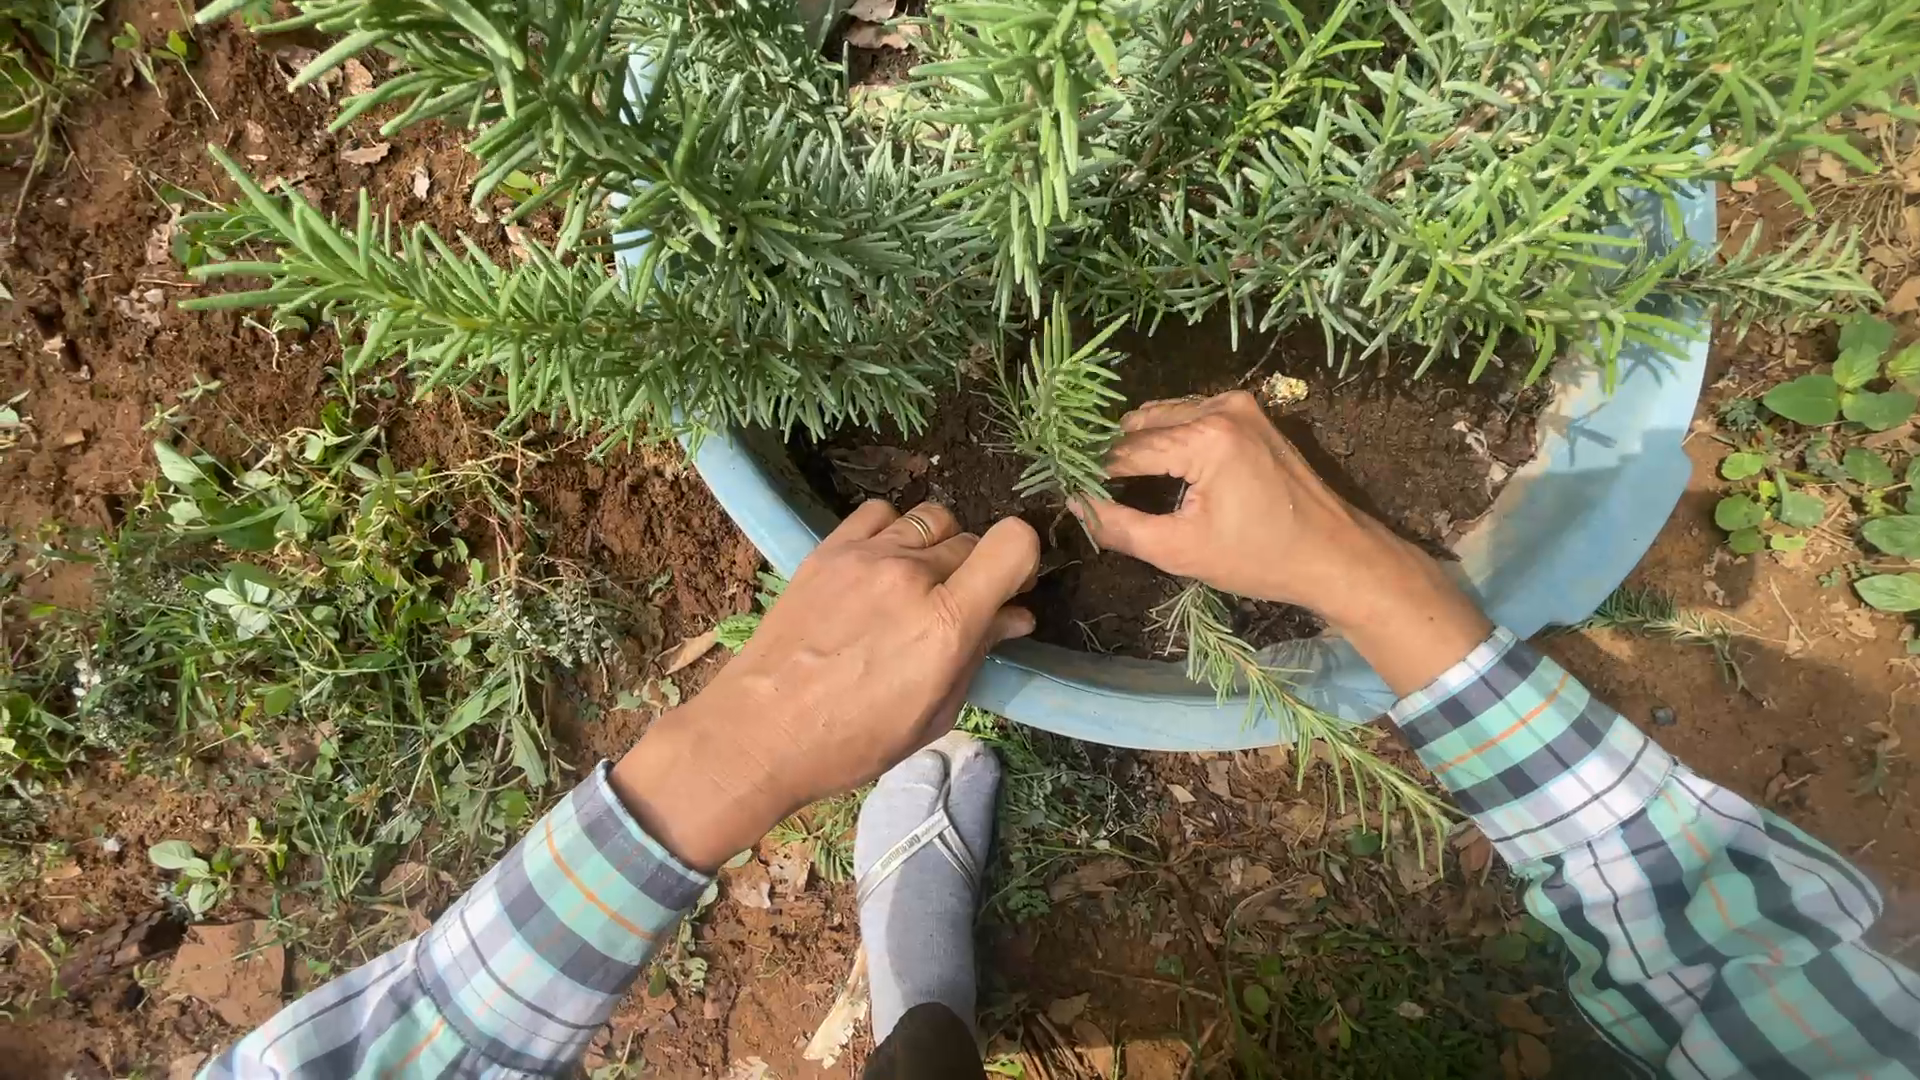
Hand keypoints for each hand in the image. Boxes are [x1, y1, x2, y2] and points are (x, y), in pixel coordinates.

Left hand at [610, 502, 1039, 870]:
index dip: (1024, 559)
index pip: (1013, 543)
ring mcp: (866, 556)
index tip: (1011, 588)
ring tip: (919, 582)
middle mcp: (912, 576)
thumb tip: (1017, 616)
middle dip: (978, 569)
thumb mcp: (933, 713)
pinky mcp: (829, 549)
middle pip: (972, 537)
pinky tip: (882, 564)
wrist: (759, 732)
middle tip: (960, 603)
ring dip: (939, 546)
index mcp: (946, 623)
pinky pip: (881, 513)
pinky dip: (894, 531)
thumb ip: (980, 654)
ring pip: (932, 518)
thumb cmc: (854, 740)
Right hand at [1075, 390, 1489, 693]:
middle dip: (1112, 454)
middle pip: (1141, 424)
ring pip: (1164, 416)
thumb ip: (1118, 525)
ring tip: (1117, 481)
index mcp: (1205, 436)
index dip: (1090, 471)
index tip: (1063, 487)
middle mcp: (1221, 406)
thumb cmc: (1259, 558)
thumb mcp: (1179, 550)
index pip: (1125, 450)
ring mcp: (1240, 405)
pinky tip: (1158, 469)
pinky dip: (1167, 438)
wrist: (1337, 556)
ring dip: (1138, 444)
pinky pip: (1190, 416)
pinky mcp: (1251, 414)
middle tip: (1088, 487)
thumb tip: (1073, 504)